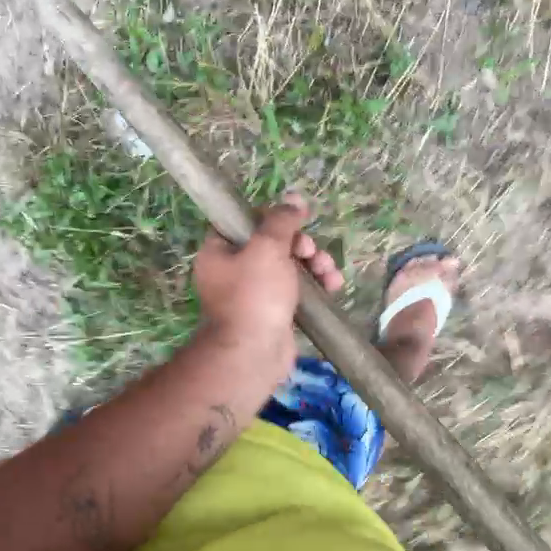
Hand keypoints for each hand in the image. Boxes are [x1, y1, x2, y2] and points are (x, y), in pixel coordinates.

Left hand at [192, 193, 344, 368]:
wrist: (254, 352)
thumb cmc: (254, 294)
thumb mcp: (267, 248)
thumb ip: (281, 221)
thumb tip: (295, 198)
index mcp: (218, 251)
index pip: (244, 222)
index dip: (272, 219)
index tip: (295, 221)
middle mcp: (231, 270)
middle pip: (272, 243)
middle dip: (301, 245)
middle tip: (311, 253)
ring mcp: (252, 292)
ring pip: (288, 266)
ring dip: (314, 263)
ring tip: (329, 273)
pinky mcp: (272, 311)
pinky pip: (296, 289)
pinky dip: (314, 284)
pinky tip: (332, 287)